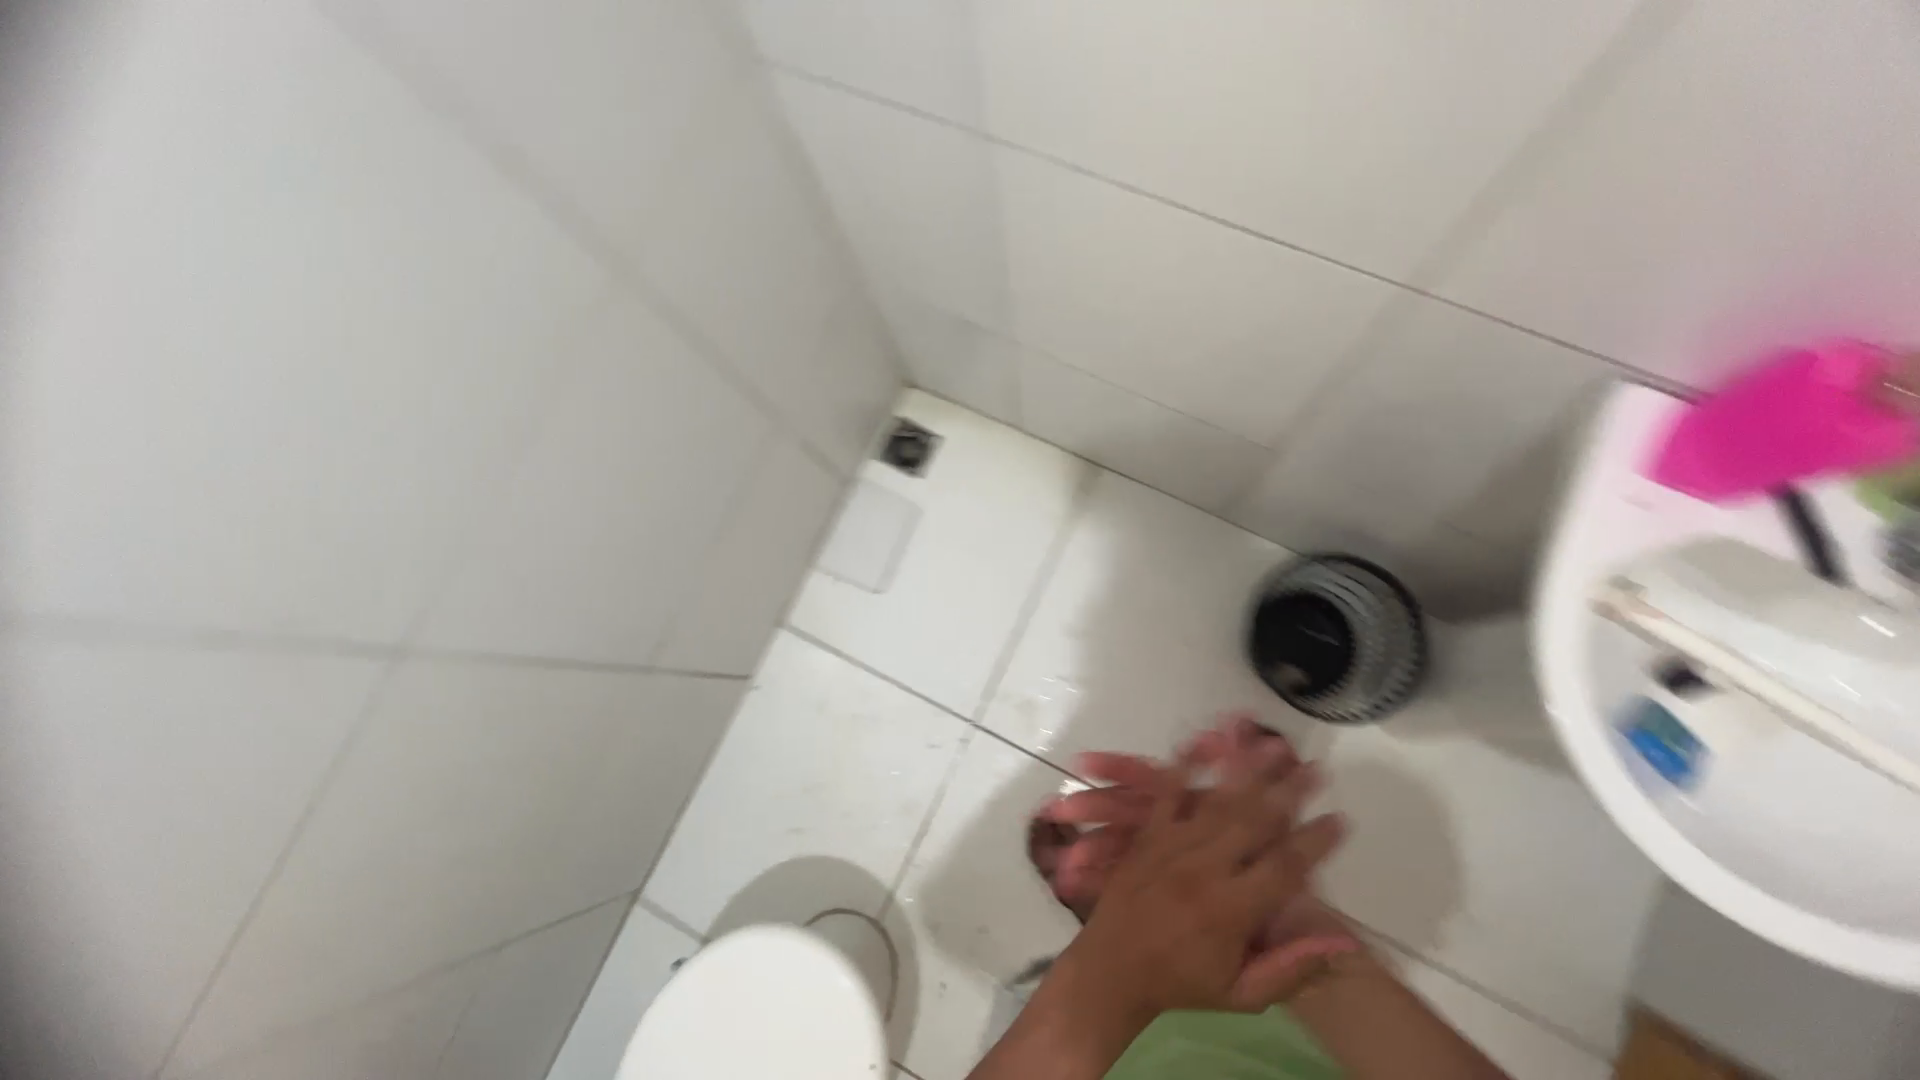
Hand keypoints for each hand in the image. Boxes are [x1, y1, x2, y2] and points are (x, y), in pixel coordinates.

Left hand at [1049, 725, 1352, 1023]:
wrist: (1112, 970)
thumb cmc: (1182, 983)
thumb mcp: (1242, 994)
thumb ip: (1291, 968)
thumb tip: (1343, 942)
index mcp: (1230, 911)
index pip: (1283, 868)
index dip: (1315, 842)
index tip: (1340, 818)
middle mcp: (1203, 870)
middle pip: (1254, 822)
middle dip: (1288, 792)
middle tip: (1315, 768)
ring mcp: (1171, 847)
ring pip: (1216, 802)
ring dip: (1246, 771)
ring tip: (1271, 744)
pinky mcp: (1147, 836)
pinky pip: (1167, 795)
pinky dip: (1185, 768)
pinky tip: (1203, 742)